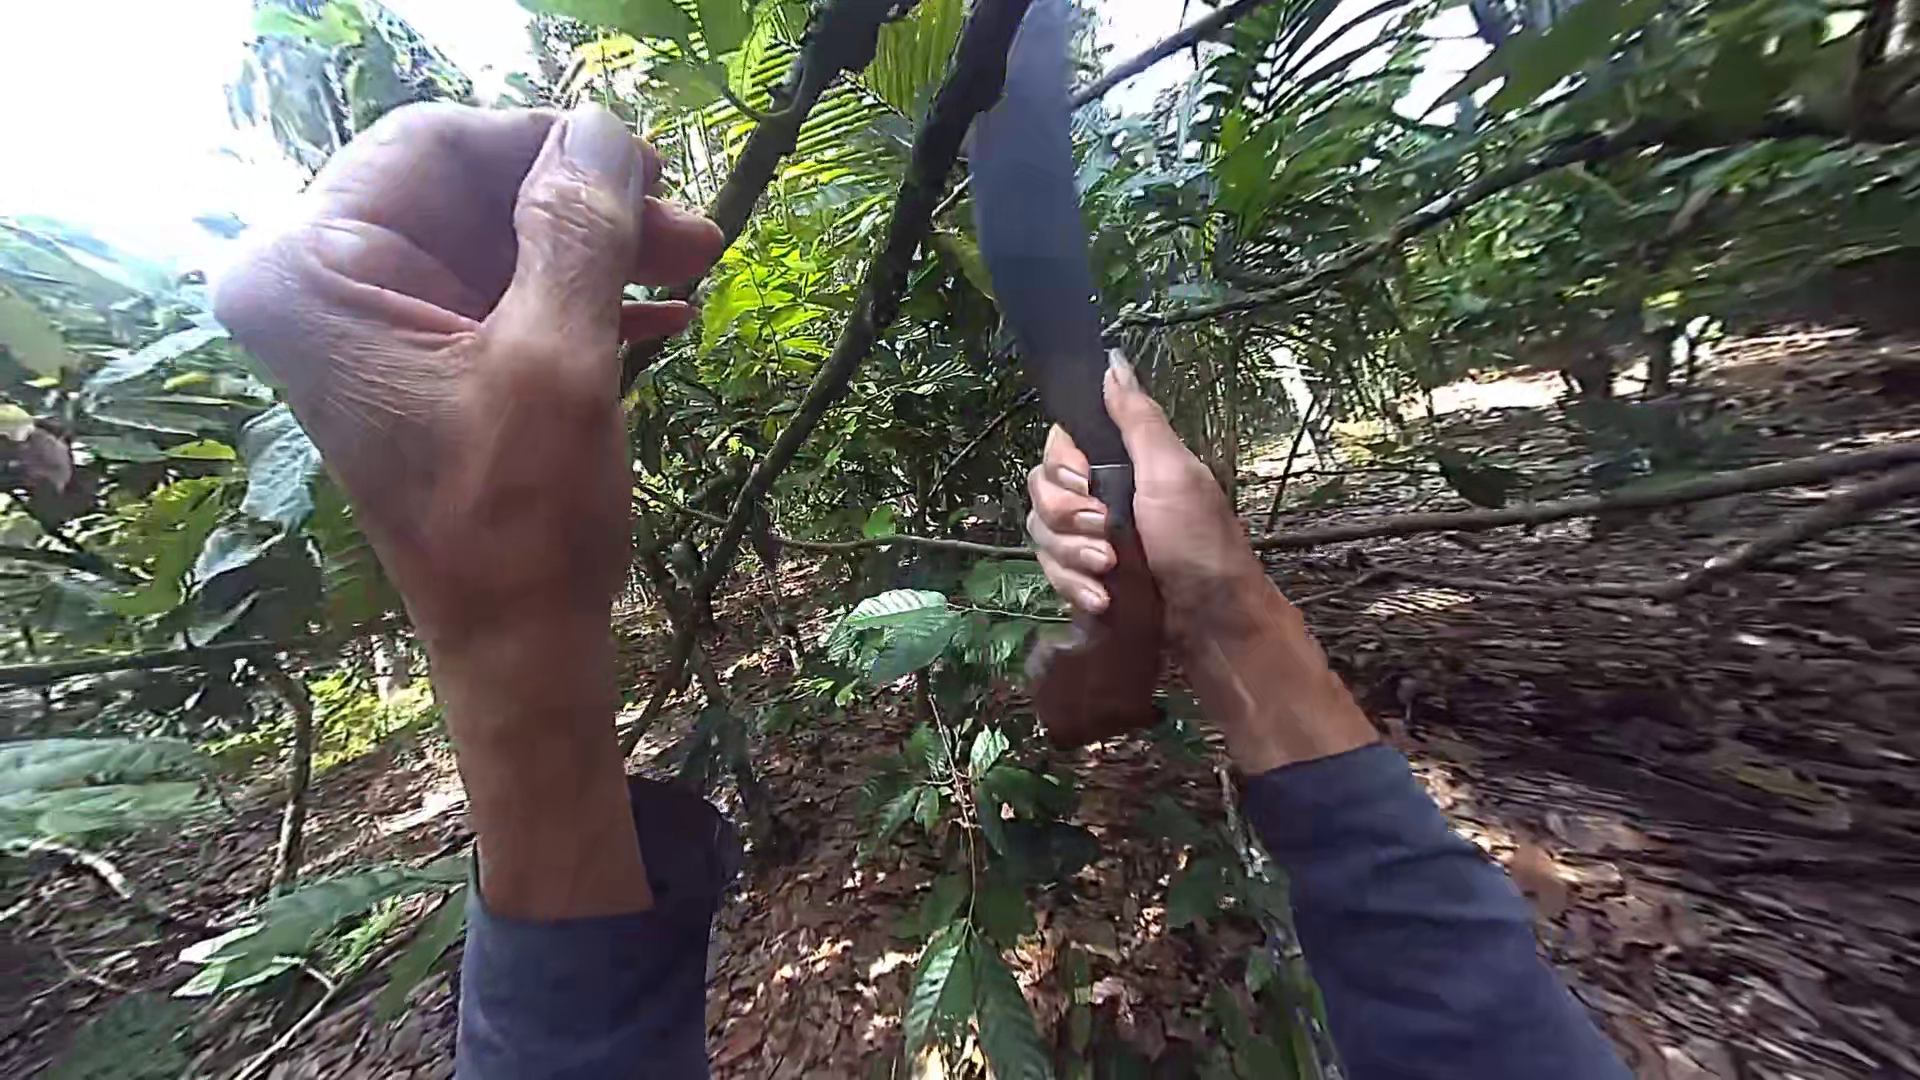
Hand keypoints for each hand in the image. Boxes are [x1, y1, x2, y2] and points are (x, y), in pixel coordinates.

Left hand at [216, 104, 725, 917]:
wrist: (526, 632)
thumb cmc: (530, 514)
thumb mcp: (559, 365)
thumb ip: (577, 238)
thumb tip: (611, 132)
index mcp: (322, 274)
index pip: (437, 152)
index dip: (553, 146)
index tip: (655, 164)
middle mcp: (346, 292)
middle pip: (483, 203)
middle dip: (597, 211)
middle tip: (696, 230)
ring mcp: (408, 337)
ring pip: (518, 257)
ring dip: (611, 257)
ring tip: (697, 265)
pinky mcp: (462, 376)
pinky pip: (532, 311)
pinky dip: (602, 306)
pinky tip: (666, 313)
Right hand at [1026, 353, 1375, 772]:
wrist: (1208, 619)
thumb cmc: (1197, 538)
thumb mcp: (1172, 472)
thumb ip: (1137, 420)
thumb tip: (1112, 361)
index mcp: (1117, 464)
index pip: (1056, 450)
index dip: (1061, 468)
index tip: (1084, 483)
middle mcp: (1096, 496)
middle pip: (1040, 493)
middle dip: (1066, 518)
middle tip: (1102, 531)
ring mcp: (1086, 539)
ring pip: (1041, 535)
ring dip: (1072, 557)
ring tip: (1108, 571)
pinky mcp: (1083, 577)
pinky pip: (1052, 573)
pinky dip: (1074, 587)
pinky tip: (1100, 600)